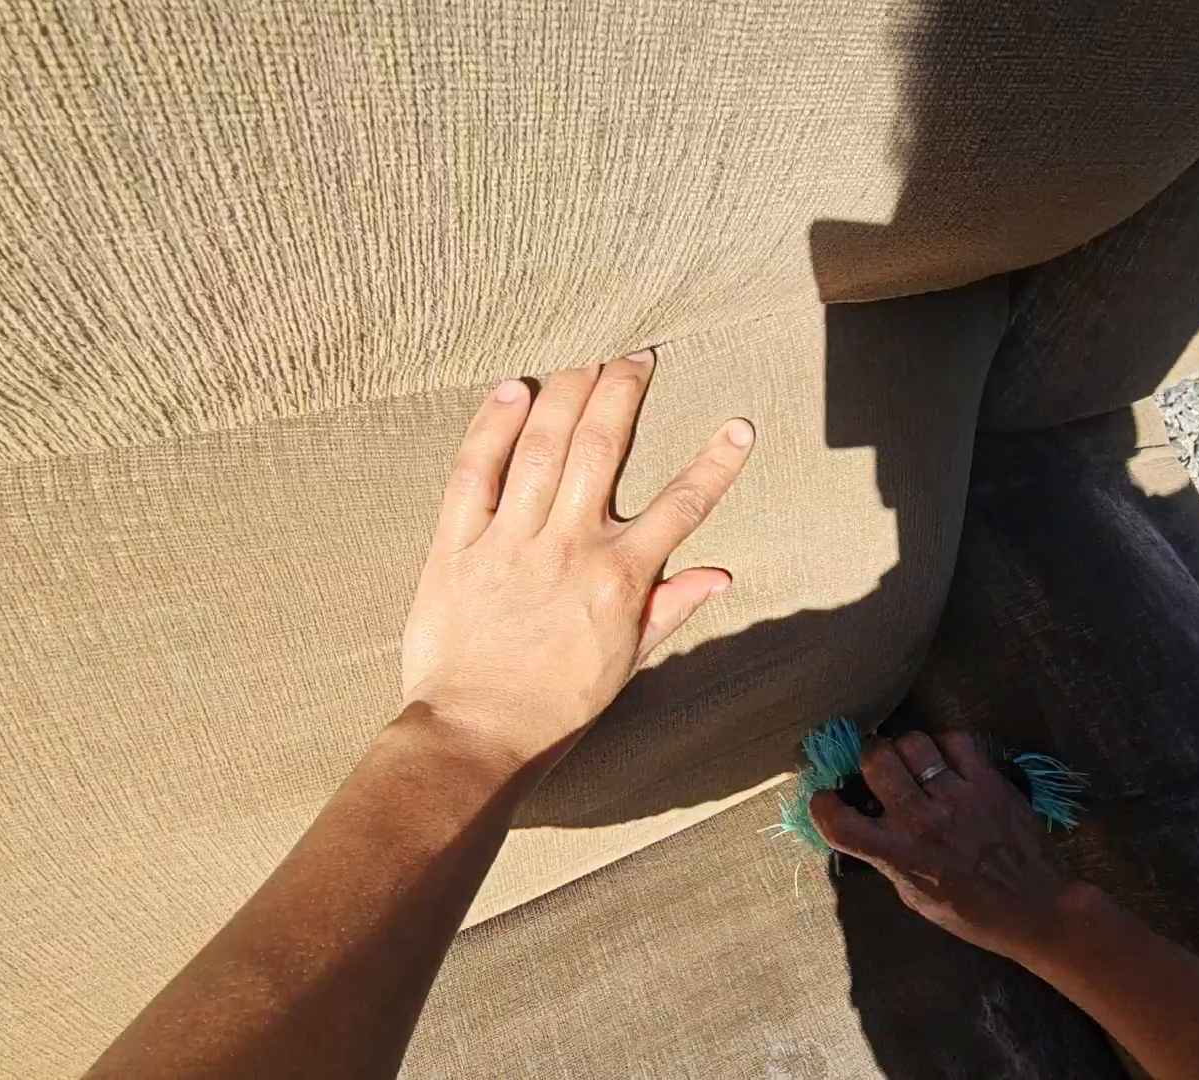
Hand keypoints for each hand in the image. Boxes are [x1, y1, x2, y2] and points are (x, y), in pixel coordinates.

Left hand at [398, 351, 753, 772]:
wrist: (477, 734)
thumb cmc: (558, 704)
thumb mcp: (629, 660)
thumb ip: (673, 607)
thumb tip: (723, 573)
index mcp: (619, 578)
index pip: (682, 507)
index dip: (717, 462)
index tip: (740, 425)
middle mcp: (570, 547)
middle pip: (602, 449)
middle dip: (624, 393)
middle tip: (637, 357)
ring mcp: (511, 542)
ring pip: (543, 448)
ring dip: (567, 395)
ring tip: (586, 361)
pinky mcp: (458, 546)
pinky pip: (473, 474)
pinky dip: (492, 427)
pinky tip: (513, 391)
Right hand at [811, 730, 1082, 960]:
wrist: (1038, 910)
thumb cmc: (973, 912)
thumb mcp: (915, 896)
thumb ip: (887, 858)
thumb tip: (866, 825)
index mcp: (898, 855)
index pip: (839, 822)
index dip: (822, 803)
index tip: (828, 798)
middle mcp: (922, 821)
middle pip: (876, 759)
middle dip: (871, 756)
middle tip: (880, 765)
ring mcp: (957, 797)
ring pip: (914, 742)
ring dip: (907, 747)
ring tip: (915, 759)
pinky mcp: (988, 781)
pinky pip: (956, 740)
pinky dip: (947, 744)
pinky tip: (949, 759)